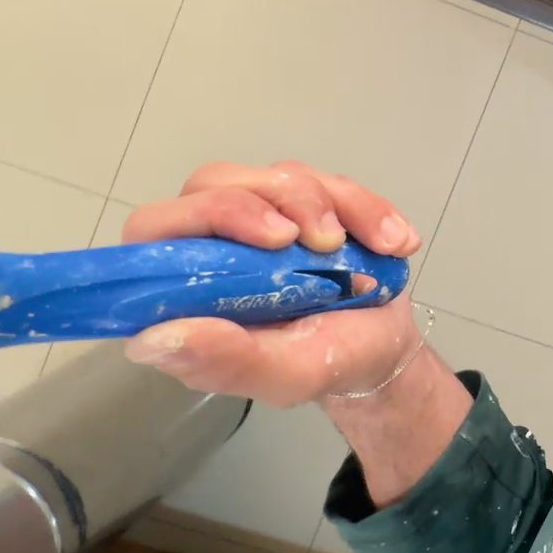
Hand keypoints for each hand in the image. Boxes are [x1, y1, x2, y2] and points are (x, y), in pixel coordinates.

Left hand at [121, 161, 426, 407]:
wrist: (386, 346)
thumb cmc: (330, 362)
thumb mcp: (286, 376)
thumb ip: (228, 361)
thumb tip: (152, 339)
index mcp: (186, 286)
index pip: (160, 227)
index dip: (212, 215)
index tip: (280, 239)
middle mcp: (216, 241)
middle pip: (222, 181)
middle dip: (289, 201)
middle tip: (332, 241)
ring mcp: (268, 215)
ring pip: (287, 176)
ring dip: (345, 206)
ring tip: (388, 248)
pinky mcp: (315, 202)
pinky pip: (338, 184)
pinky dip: (374, 210)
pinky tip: (400, 243)